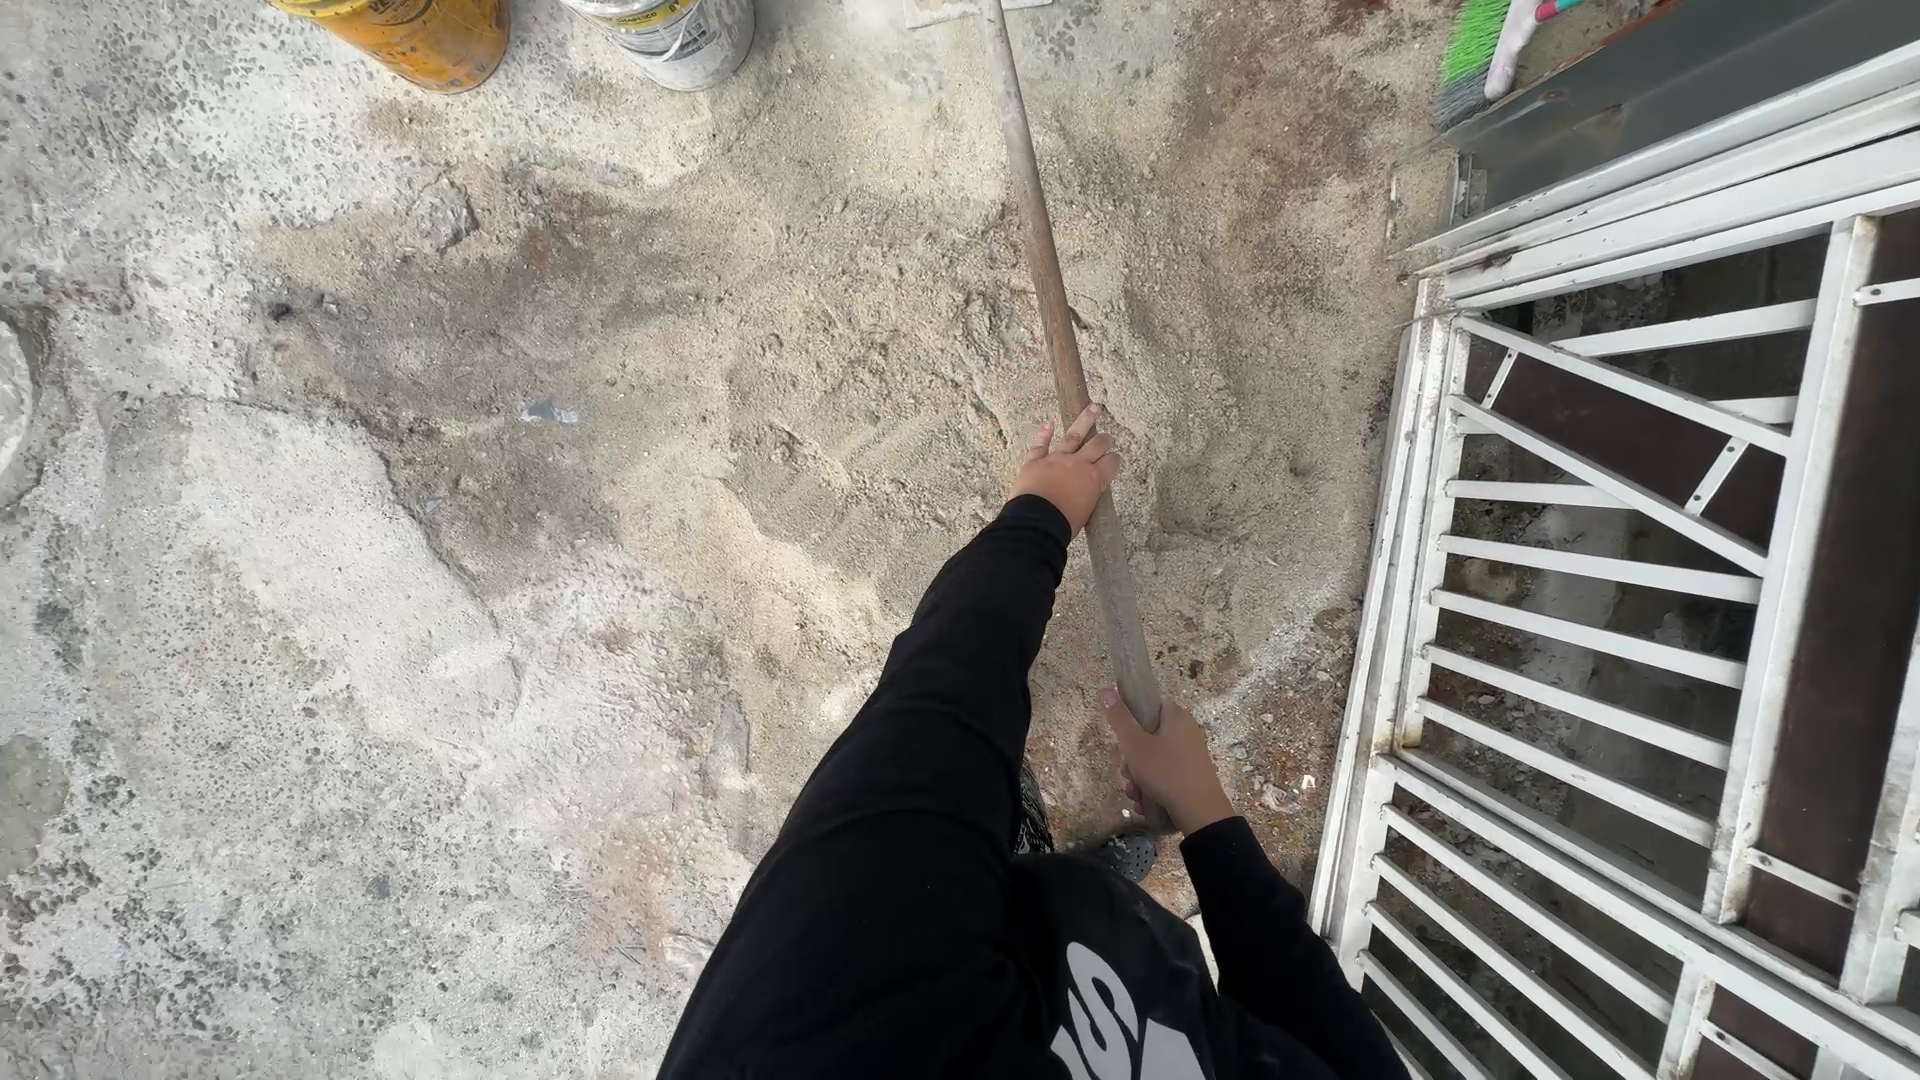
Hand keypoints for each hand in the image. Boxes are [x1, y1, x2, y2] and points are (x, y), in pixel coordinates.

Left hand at [1010, 404, 1122, 537]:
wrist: (1037, 521)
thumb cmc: (1063, 524)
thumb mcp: (1085, 513)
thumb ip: (1086, 498)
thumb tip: (1084, 495)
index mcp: (1094, 479)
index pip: (1111, 463)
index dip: (1114, 460)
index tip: (1114, 459)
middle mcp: (1078, 464)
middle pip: (1097, 445)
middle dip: (1104, 440)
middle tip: (1108, 437)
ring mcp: (1056, 459)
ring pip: (1073, 436)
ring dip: (1084, 421)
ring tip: (1092, 408)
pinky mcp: (1035, 461)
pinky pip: (1040, 445)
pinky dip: (1044, 434)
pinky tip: (1048, 425)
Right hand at [1102, 691, 1234, 834]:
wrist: (1200, 814)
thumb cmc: (1165, 771)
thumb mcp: (1135, 744)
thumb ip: (1119, 718)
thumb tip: (1105, 690)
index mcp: (1176, 717)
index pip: (1149, 705)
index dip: (1132, 719)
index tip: (1122, 739)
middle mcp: (1186, 732)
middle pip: (1148, 736)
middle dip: (1131, 758)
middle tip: (1127, 772)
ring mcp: (1190, 756)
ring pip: (1153, 759)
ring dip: (1138, 776)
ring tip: (1135, 793)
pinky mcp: (1191, 776)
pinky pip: (1164, 774)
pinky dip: (1152, 786)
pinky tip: (1144, 802)